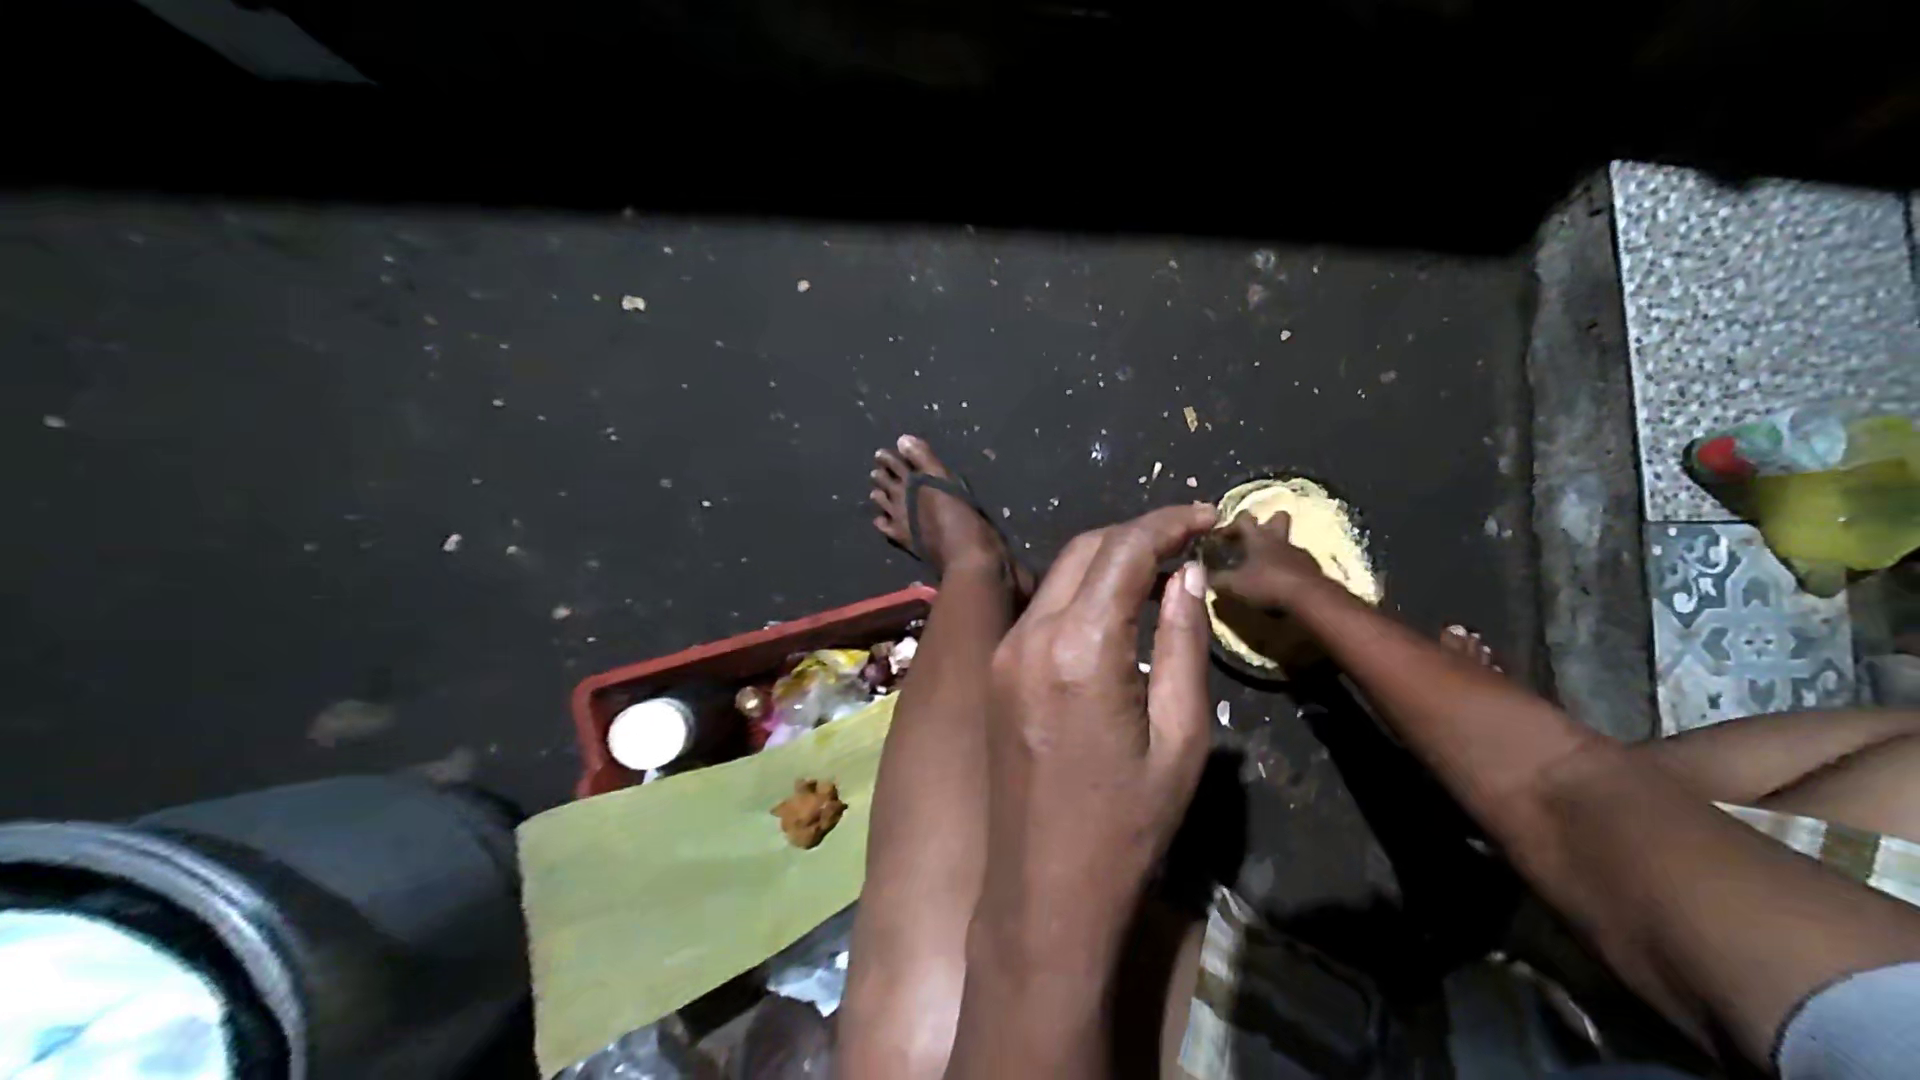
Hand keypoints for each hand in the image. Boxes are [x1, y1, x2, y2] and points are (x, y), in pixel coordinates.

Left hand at [971, 503, 1218, 976]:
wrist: (1043, 887)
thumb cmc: (1125, 826)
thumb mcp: (1180, 739)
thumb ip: (1183, 644)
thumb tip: (1187, 576)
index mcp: (1078, 649)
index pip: (1123, 551)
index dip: (1167, 524)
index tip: (1206, 517)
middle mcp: (1029, 635)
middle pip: (1084, 549)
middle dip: (1138, 534)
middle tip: (1189, 544)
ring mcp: (1002, 651)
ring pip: (1058, 574)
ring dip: (1108, 560)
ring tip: (1162, 570)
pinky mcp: (994, 669)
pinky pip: (1040, 608)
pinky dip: (1080, 592)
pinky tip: (1115, 608)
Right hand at [1202, 510, 1328, 608]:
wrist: (1309, 599)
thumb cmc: (1267, 585)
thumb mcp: (1232, 585)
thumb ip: (1215, 579)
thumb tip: (1199, 573)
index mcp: (1258, 538)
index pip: (1242, 519)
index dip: (1230, 525)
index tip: (1220, 537)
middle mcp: (1279, 540)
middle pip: (1277, 518)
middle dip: (1268, 521)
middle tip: (1258, 533)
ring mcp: (1298, 553)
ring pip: (1287, 542)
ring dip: (1278, 549)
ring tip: (1266, 565)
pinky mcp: (1312, 569)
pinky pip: (1297, 562)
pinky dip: (1288, 568)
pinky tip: (1281, 582)